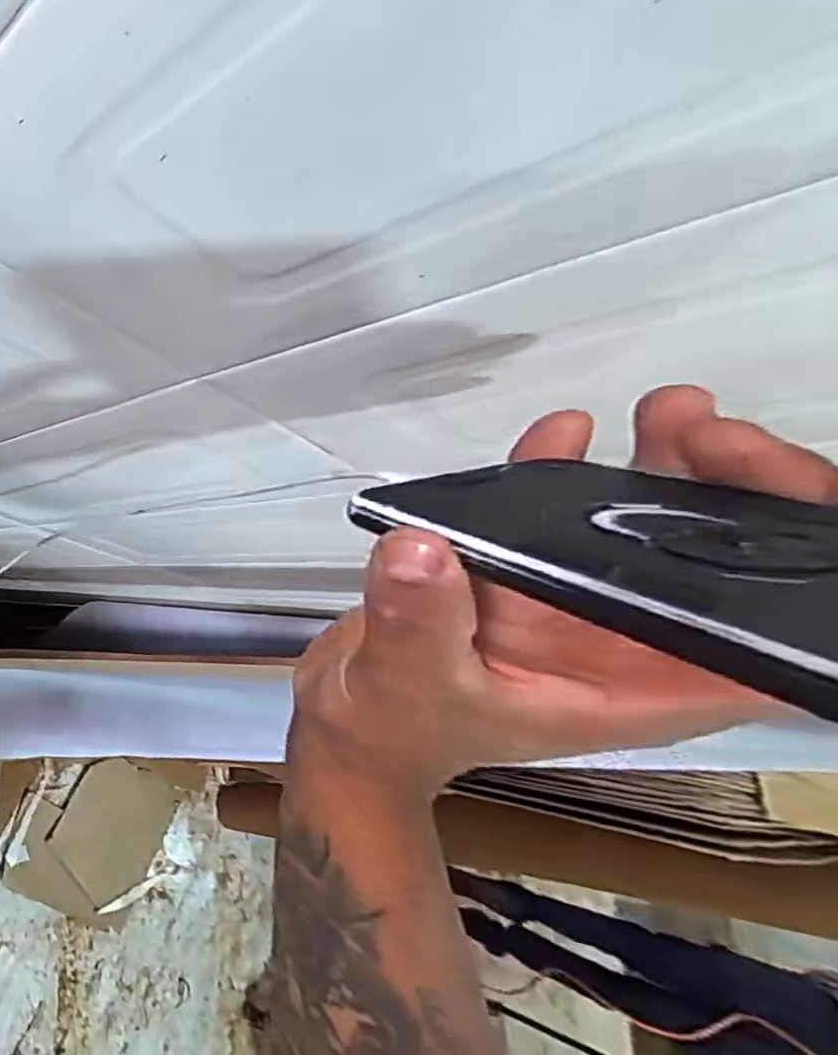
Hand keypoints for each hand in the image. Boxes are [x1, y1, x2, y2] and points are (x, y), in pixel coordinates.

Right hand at [289, 384, 823, 799]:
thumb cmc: (393, 727)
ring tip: (664, 415)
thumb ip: (417, 621)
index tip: (775, 511)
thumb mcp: (410, 683)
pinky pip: (544, 515)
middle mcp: (621, 640)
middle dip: (741, 497)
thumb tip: (421, 547)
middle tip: (707, 439)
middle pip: (721, 566)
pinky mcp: (505, 574)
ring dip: (662, 471)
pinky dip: (555, 472)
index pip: (770, 635)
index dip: (803, 575)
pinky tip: (562, 435)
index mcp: (640, 685)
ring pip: (641, 530)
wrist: (350, 721)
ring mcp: (562, 602)